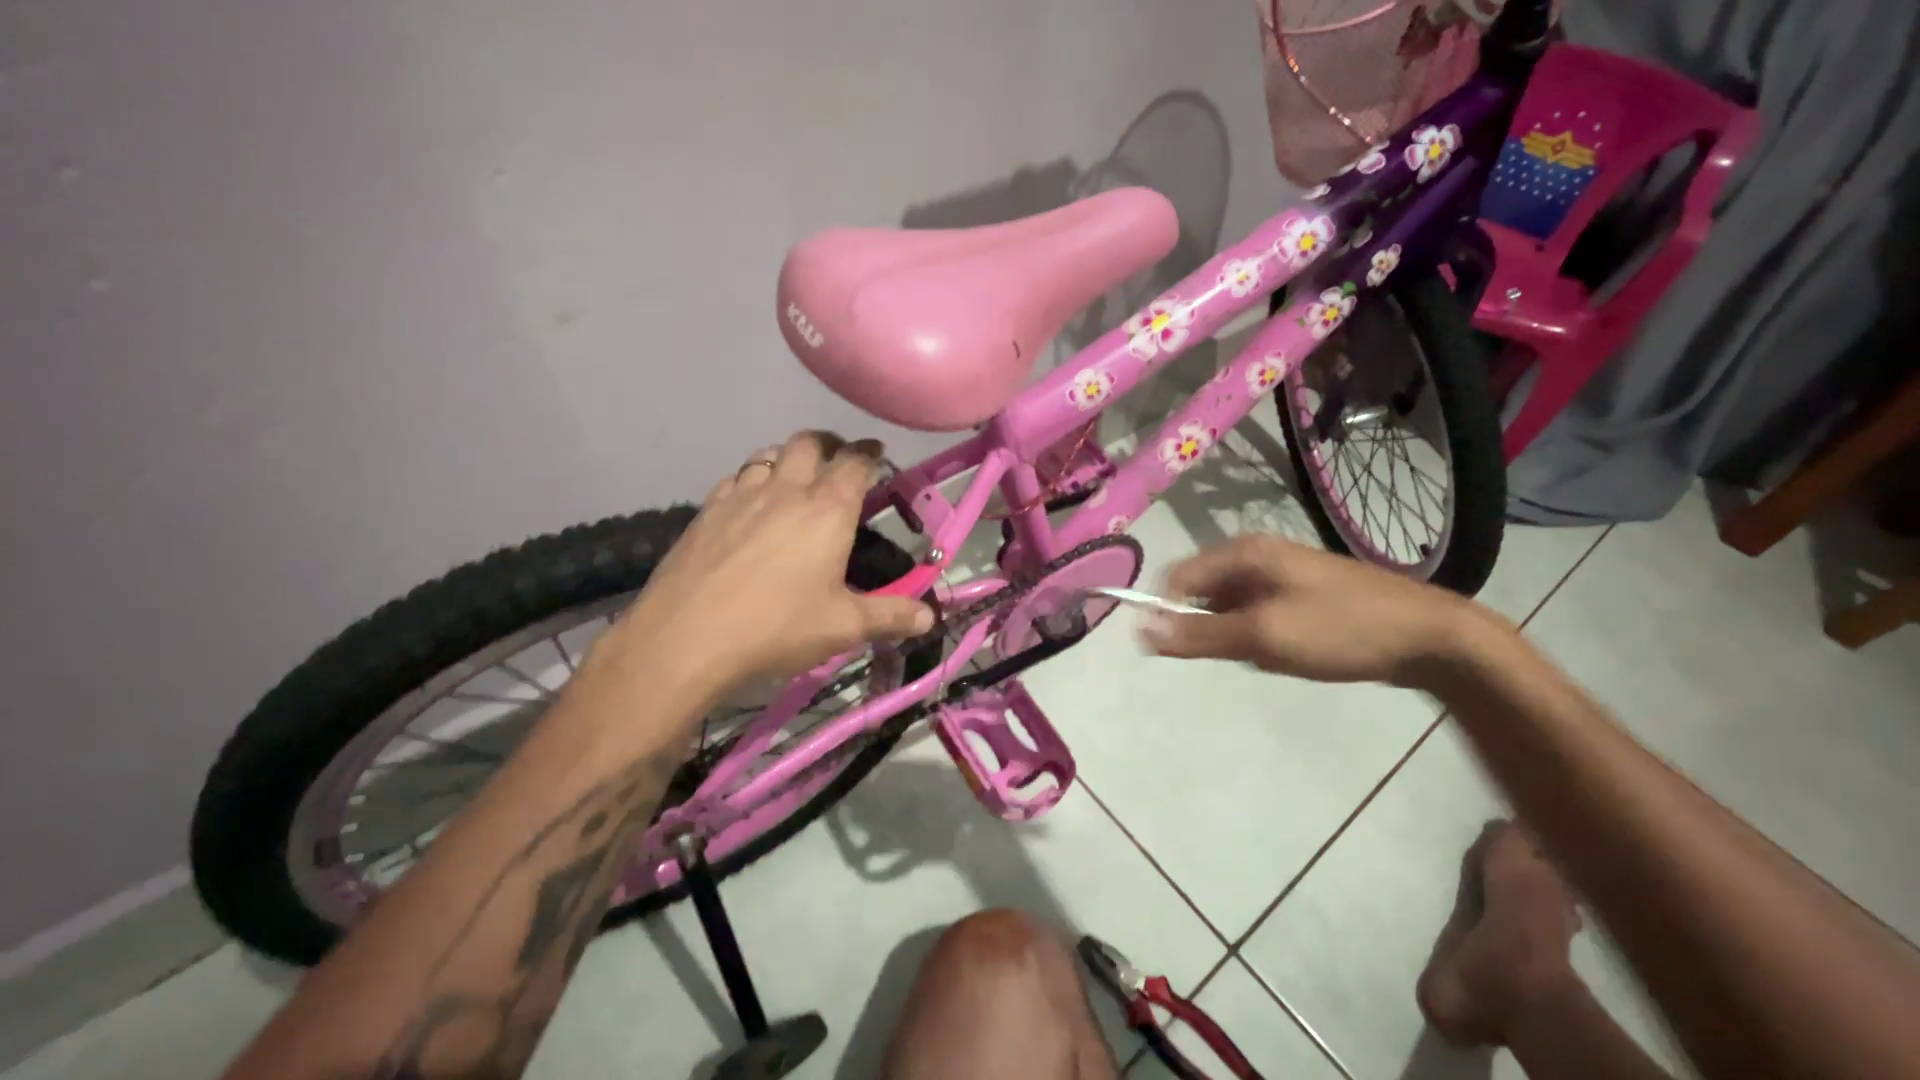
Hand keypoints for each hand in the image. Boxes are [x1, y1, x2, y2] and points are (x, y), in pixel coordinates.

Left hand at [605, 431, 932, 695]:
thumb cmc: (776, 627)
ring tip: (794, 477)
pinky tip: (749, 505)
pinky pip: (735, 479)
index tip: (877, 453)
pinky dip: (751, 480)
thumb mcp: (843, 628)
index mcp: (827, 509)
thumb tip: (929, 617)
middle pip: (808, 443)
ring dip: (786, 457)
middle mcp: (785, 490)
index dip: (870, 453)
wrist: (686, 637)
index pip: (855, 462)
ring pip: (767, 455)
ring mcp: (740, 496)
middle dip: (828, 444)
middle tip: (837, 461)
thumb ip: (890, 617)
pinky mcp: (706, 511)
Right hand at [1139, 534, 1486, 684]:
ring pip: (1234, 613)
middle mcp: (1258, 555)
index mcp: (1244, 552)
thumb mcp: (1263, 636)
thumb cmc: (1339, 629)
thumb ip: (1198, 635)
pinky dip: (1269, 640)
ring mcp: (1283, 575)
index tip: (1190, 651)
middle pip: (1204, 596)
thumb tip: (1140, 630)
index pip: (1177, 579)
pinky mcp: (1303, 595)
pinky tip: (1298, 654)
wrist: (1429, 637)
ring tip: (1281, 654)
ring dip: (1245, 640)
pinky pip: (1262, 619)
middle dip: (1217, 632)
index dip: (1170, 614)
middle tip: (1252, 652)